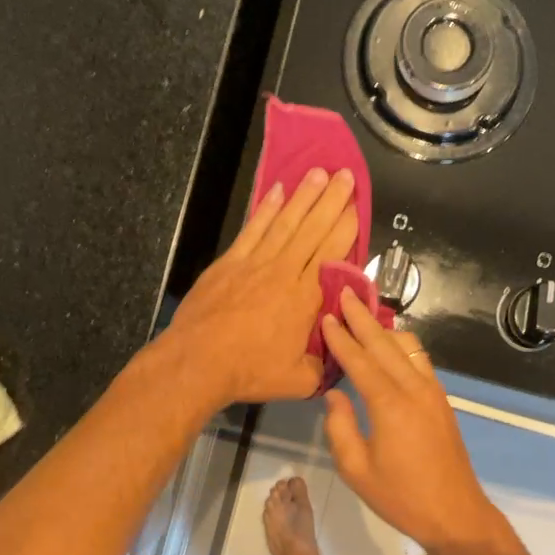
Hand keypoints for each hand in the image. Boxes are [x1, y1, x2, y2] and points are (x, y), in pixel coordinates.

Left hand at [161, 168, 358, 405]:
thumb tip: (337, 354)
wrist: (198, 363)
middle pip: (312, 229)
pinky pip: (253, 229)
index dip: (346, 229)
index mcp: (306, 298)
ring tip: (319, 174)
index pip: (332, 254)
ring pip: (285, 222)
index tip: (356, 208)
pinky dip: (266, 209)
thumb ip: (323, 364)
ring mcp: (254, 263)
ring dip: (303, 196)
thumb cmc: (251, 372)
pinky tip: (278, 191)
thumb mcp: (300, 380)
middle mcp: (284, 271)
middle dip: (331, 201)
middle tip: (345, 176)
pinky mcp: (229, 263)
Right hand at [319, 290, 506, 552]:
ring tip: (366, 314)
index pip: (360, 360)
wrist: (455, 513)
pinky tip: (392, 346)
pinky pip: (420, 362)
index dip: (341, 337)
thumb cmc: (401, 497)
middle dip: (362, 318)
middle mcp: (414, 389)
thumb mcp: (357, 470)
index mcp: (389, 404)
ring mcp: (433, 394)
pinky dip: (402, 346)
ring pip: (408, 348)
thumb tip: (334, 395)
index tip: (326, 315)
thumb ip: (340, 428)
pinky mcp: (442, 403)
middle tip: (345, 293)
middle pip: (384, 344)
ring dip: (385, 329)